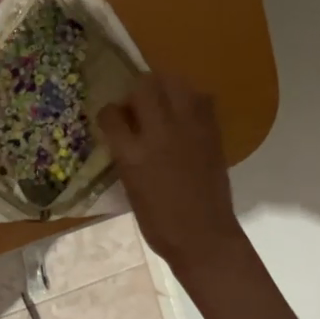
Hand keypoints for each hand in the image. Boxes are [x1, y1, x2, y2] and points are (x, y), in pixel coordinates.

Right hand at [97, 74, 243, 270]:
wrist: (202, 236)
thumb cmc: (159, 224)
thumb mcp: (131, 190)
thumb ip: (126, 158)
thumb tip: (125, 137)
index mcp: (133, 155)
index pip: (111, 115)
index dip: (108, 114)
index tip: (111, 119)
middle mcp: (160, 133)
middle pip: (144, 86)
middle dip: (136, 92)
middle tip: (137, 107)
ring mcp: (189, 128)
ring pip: (175, 82)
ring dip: (165, 88)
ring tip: (163, 106)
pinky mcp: (212, 130)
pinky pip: (201, 99)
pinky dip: (190, 100)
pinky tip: (185, 118)